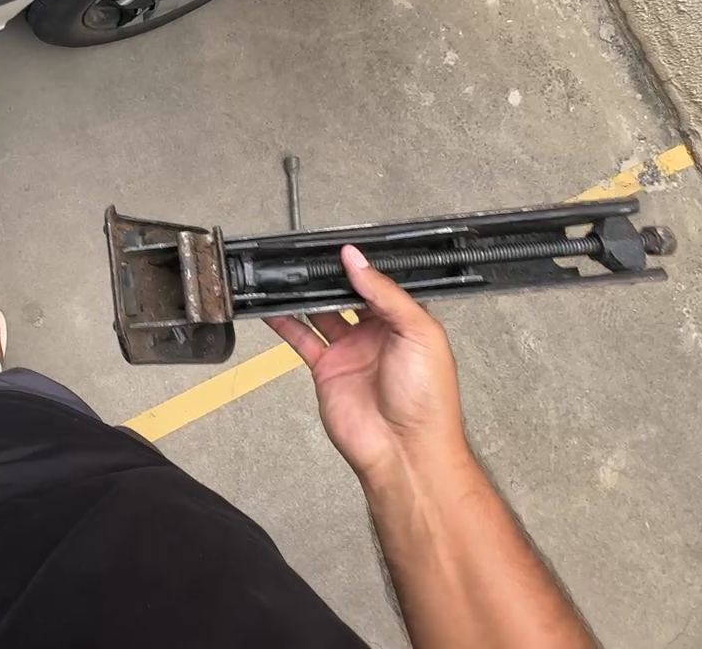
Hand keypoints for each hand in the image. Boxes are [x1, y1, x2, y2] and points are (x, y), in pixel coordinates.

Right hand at [266, 245, 467, 485]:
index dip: (361, 266)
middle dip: (329, 278)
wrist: (404, 451)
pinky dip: (285, 323)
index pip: (379, 284)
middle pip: (346, 295)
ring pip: (320, 313)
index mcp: (404, 322)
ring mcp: (350, 351)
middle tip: (309, 259)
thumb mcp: (418, 334)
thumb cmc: (428, 402)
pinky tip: (273, 308)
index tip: (341, 250)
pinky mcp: (327, 368)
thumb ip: (386, 294)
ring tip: (287, 276)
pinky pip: (302, 339)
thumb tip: (359, 261)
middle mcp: (376, 334)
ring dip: (304, 296)